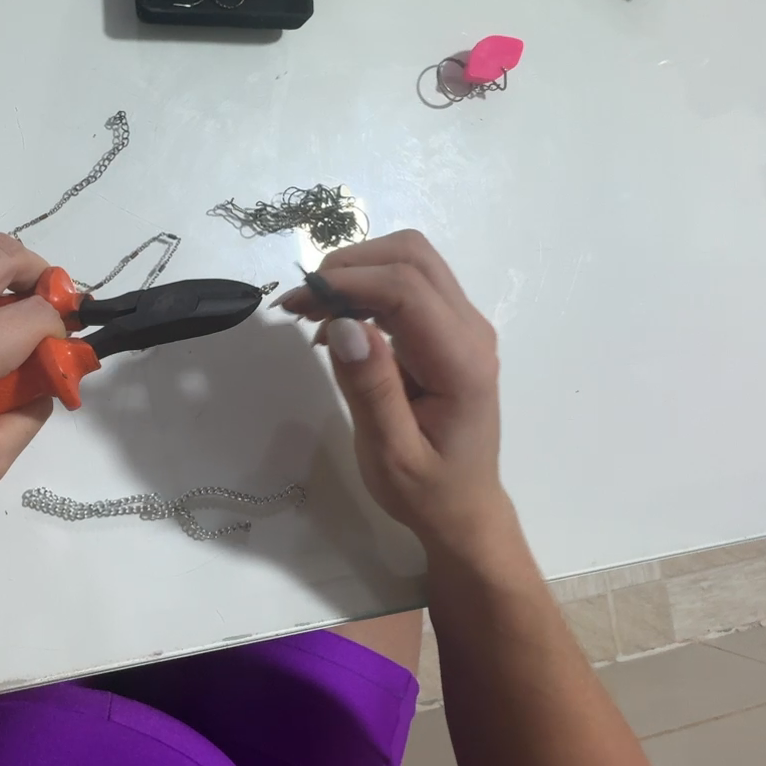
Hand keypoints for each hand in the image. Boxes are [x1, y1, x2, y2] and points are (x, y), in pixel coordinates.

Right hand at [278, 230, 511, 554]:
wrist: (463, 509)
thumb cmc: (426, 489)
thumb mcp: (390, 452)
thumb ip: (371, 388)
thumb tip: (345, 325)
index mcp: (459, 361)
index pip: (406, 288)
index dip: (347, 282)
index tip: (297, 305)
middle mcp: (468, 330)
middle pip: (411, 256)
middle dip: (348, 267)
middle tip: (300, 306)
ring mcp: (460, 326)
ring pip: (408, 262)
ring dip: (353, 274)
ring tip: (308, 313)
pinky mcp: (444, 331)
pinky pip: (404, 286)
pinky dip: (361, 290)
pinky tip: (331, 325)